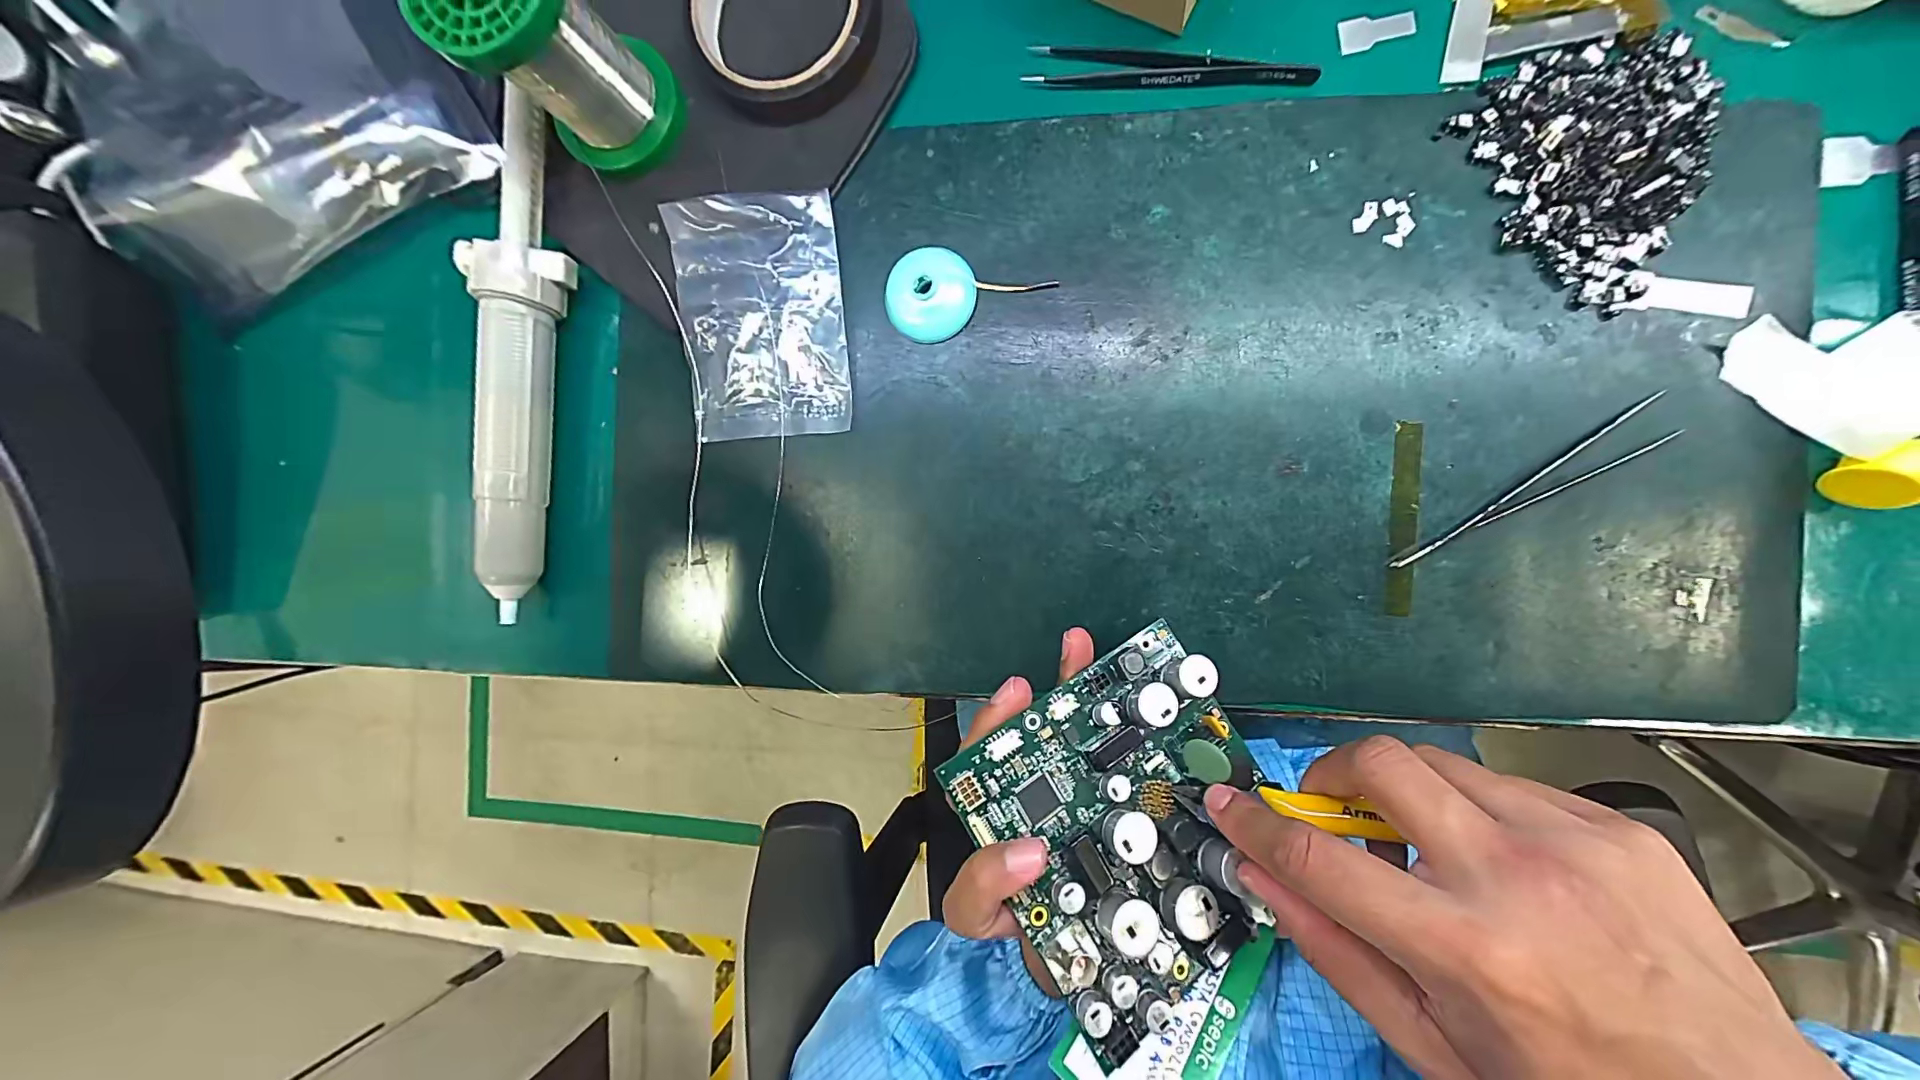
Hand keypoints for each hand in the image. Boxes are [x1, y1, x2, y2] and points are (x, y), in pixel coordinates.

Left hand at [941, 627, 1097, 993]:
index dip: (999, 722)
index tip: (1019, 691)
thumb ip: (984, 889)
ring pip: (1083, 744)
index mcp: (1000, 810)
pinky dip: (1131, 743)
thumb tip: (1027, 850)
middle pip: (1049, 733)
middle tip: (1075, 647)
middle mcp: (1037, 798)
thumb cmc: (1018, 921)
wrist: (1062, 957)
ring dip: (1091, 696)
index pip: (991, 756)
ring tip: (1100, 654)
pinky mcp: (1112, 821)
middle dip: (1060, 686)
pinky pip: (1121, 776)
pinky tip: (1142, 710)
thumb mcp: (979, 913)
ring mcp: (1077, 806)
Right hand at [1204, 737, 1840, 1079]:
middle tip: (1333, 811)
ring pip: (1438, 762)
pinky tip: (1504, 863)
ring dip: (1404, 794)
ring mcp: (1577, 841)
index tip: (1226, 803)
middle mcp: (1519, 877)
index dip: (1256, 824)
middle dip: (1332, 776)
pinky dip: (1475, 810)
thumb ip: (1333, 948)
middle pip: (1380, 765)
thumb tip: (1259, 872)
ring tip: (1426, 847)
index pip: (1319, 859)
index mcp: (1467, 950)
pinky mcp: (1619, 827)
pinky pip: (1506, 784)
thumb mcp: (1431, 1044)